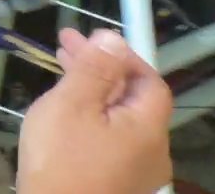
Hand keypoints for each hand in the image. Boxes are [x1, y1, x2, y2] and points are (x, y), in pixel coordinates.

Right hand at [19, 28, 172, 193]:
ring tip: (61, 65)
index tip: (88, 36)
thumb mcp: (72, 104)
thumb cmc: (64, 155)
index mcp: (147, 128)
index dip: (124, 55)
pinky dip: (93, 108)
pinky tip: (67, 106)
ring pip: (122, 115)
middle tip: (64, 41)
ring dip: (95, 85)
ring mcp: (138, 167)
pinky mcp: (119, 177)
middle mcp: (153, 148)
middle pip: (135, 98)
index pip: (151, 82)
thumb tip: (114, 38)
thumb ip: (94, 71)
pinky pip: (113, 132)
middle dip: (103, 66)